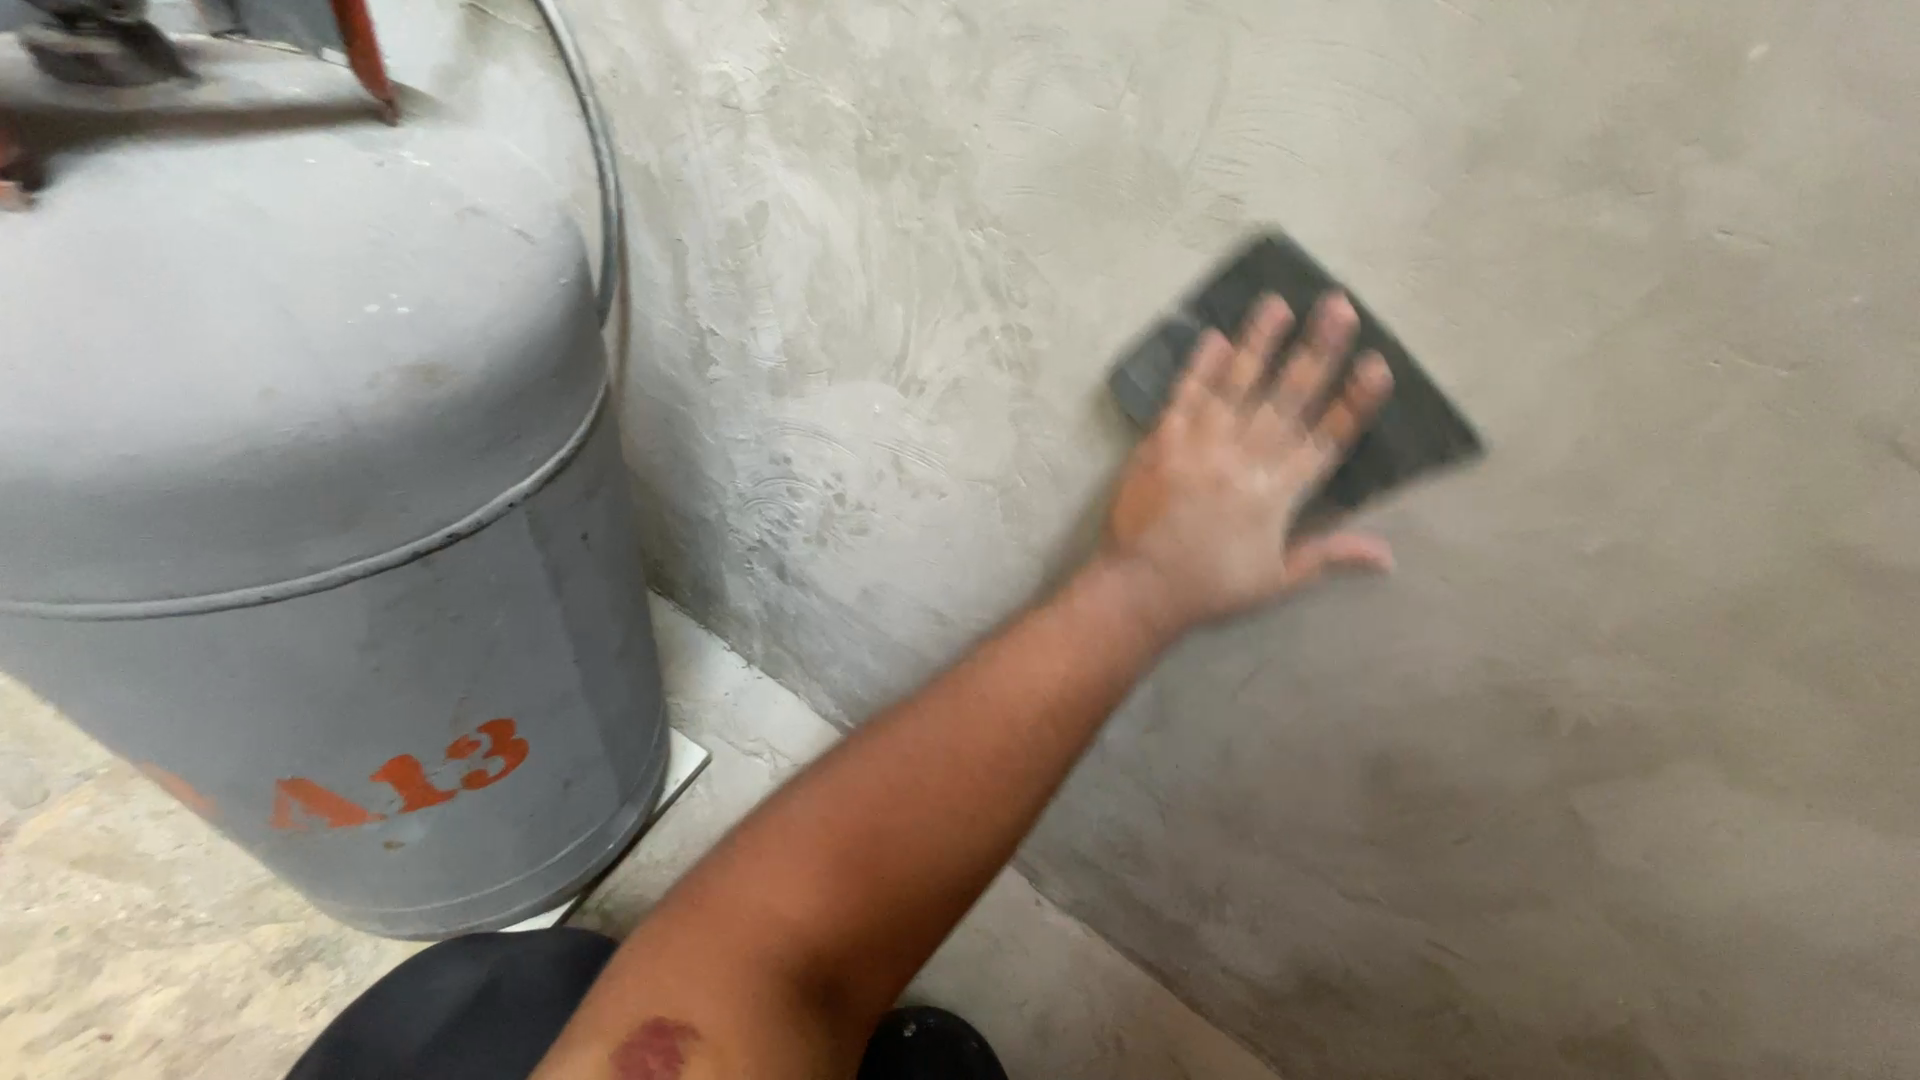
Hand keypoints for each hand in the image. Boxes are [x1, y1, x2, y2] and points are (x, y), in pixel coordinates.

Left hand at [1101, 291, 1394, 631]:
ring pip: (1235, 386)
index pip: (1325, 438)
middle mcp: (1243, 461)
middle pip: (1286, 398)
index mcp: (1276, 495)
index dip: (1353, 402)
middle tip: (1337, 306)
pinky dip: (1198, 368)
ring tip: (1277, 304)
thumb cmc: (1209, 588)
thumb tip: (1388, 555)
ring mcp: (1199, 447)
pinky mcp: (1160, 444)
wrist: (1139, 588)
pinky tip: (1214, 337)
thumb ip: (1328, 556)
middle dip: (1316, 350)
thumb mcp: (1276, 581)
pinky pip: (1183, 398)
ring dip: (1258, 343)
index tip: (1378, 365)